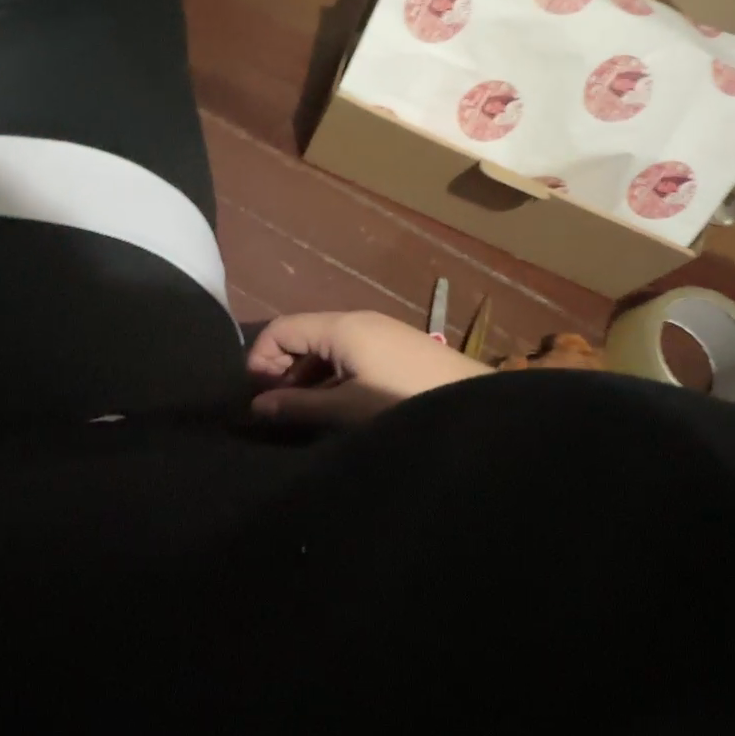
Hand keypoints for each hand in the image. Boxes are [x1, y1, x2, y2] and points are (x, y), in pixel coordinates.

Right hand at [246, 311, 492, 424]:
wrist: (478, 406)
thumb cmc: (403, 403)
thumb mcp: (346, 409)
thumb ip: (298, 405)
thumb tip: (257, 405)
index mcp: (341, 326)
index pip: (280, 328)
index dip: (260, 359)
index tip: (256, 397)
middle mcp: (357, 320)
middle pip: (302, 335)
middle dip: (283, 370)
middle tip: (278, 410)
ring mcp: (379, 332)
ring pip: (326, 347)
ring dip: (308, 377)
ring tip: (305, 414)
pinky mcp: (396, 348)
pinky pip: (349, 354)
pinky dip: (332, 376)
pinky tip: (337, 407)